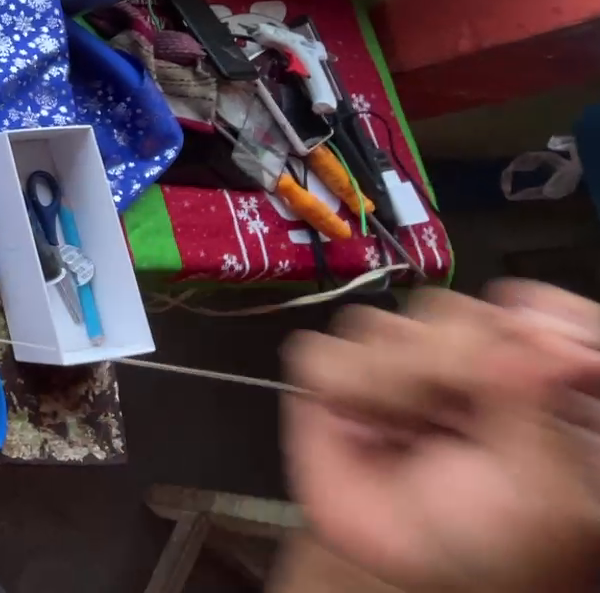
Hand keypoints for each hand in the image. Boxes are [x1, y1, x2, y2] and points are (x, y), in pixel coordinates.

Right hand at [282, 280, 599, 592]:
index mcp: (542, 386)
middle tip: (457, 417)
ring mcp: (394, 365)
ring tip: (404, 431)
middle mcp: (469, 365)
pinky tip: (361, 422)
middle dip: (451, 363)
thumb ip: (537, 401)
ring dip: (392, 385)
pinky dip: (340, 389)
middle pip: (453, 309)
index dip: (537, 315)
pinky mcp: (331, 373)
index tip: (545, 347)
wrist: (394, 561)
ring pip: (381, 324)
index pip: (541, 314)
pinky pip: (323, 350)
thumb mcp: (545, 485)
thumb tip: (542, 334)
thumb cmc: (493, 540)